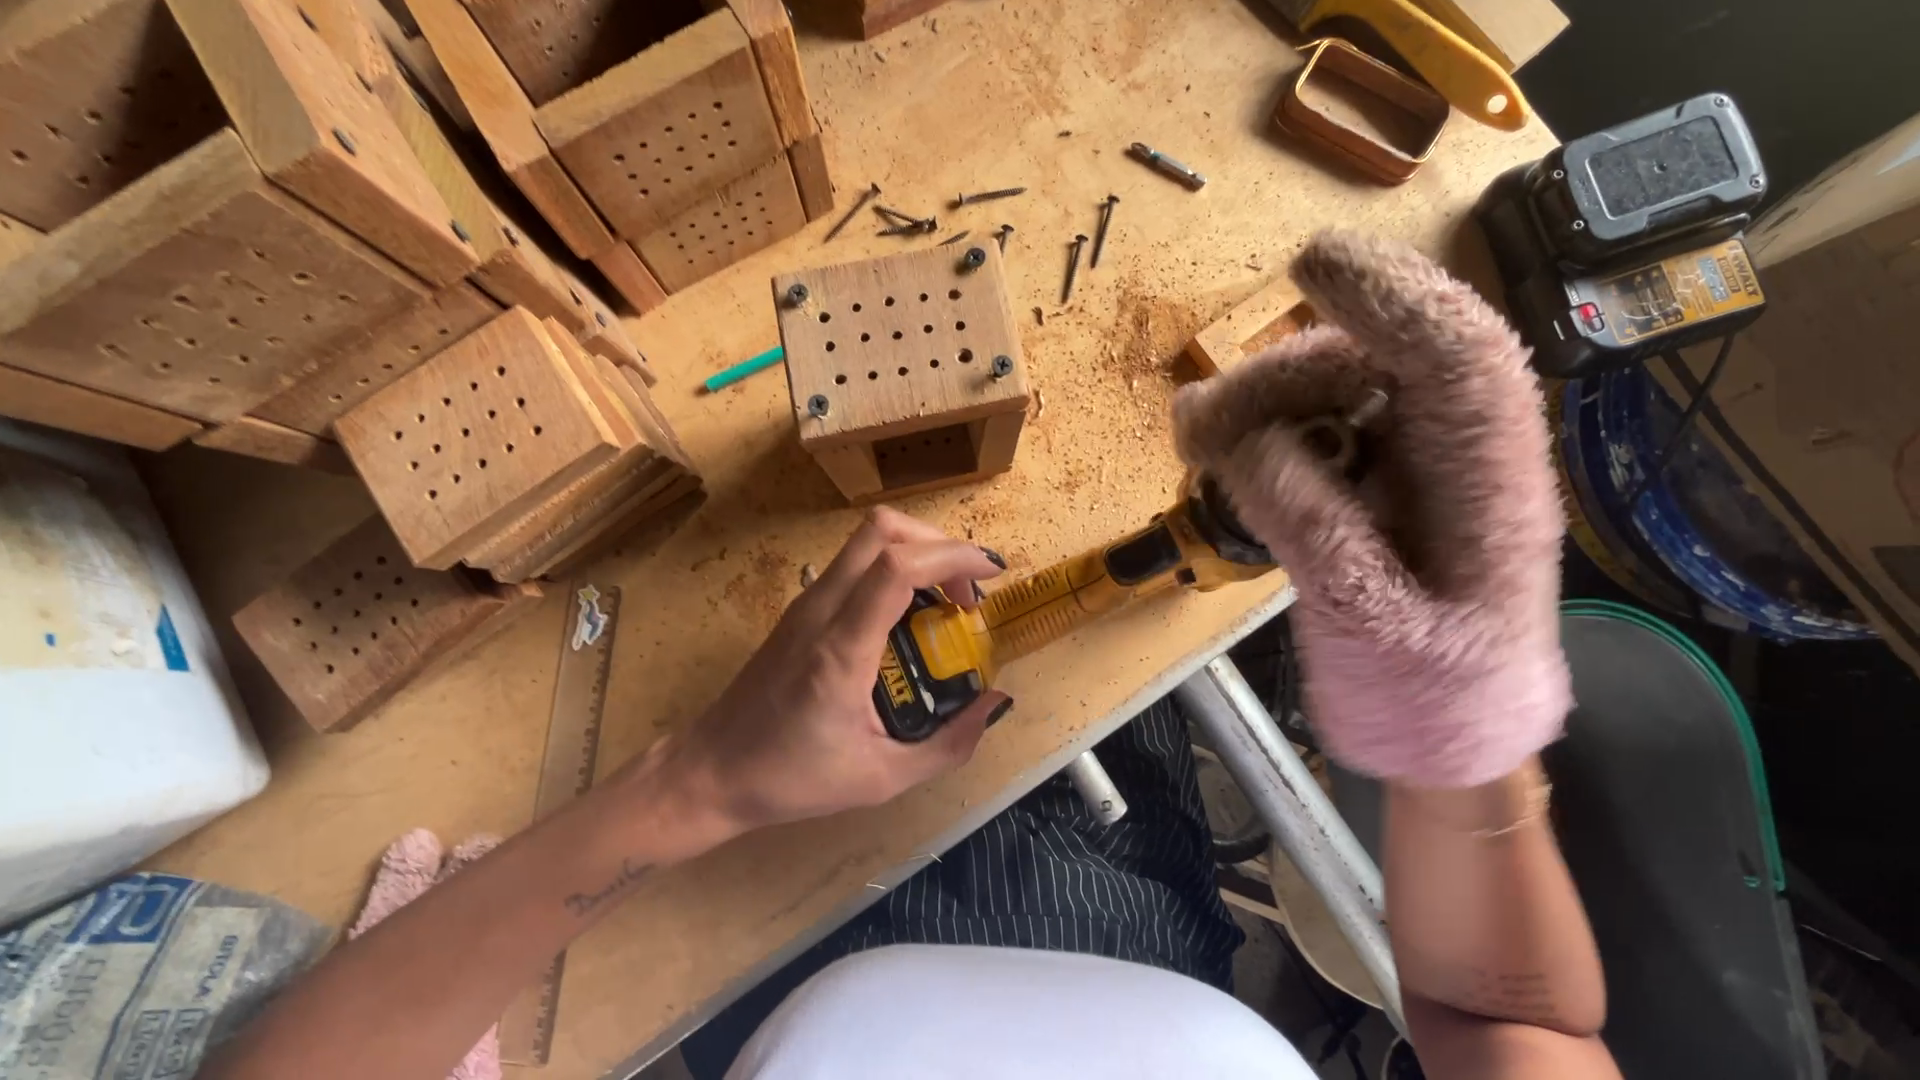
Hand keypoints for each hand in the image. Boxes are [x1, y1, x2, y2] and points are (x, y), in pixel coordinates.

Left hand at [660, 507, 1009, 834]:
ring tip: (947, 601)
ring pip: (867, 539)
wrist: (710, 771)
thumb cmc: (791, 779)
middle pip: (882, 531)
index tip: (992, 574)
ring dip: (917, 553)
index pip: (897, 568)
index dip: (953, 557)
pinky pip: (855, 565)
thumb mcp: (881, 778)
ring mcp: (805, 604)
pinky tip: (909, 618)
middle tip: (968, 591)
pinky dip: (894, 569)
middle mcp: (820, 611)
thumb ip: (949, 745)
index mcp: (840, 650)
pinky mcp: (800, 610)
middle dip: (939, 543)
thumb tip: (998, 703)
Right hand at [1172, 230, 1569, 787]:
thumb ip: (1315, 530)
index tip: (1309, 266)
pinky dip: (1256, 436)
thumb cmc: (1433, 699)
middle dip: (1281, 374)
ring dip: (1257, 403)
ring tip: (1191, 438)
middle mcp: (1452, 456)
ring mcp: (1406, 469)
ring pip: (1331, 394)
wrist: (1442, 742)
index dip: (1389, 298)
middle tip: (1198, 420)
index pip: (1454, 355)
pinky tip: (1214, 452)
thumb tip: (1241, 441)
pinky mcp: (1364, 490)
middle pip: (1373, 365)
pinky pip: (1308, 435)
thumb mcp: (1371, 626)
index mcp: (1487, 483)